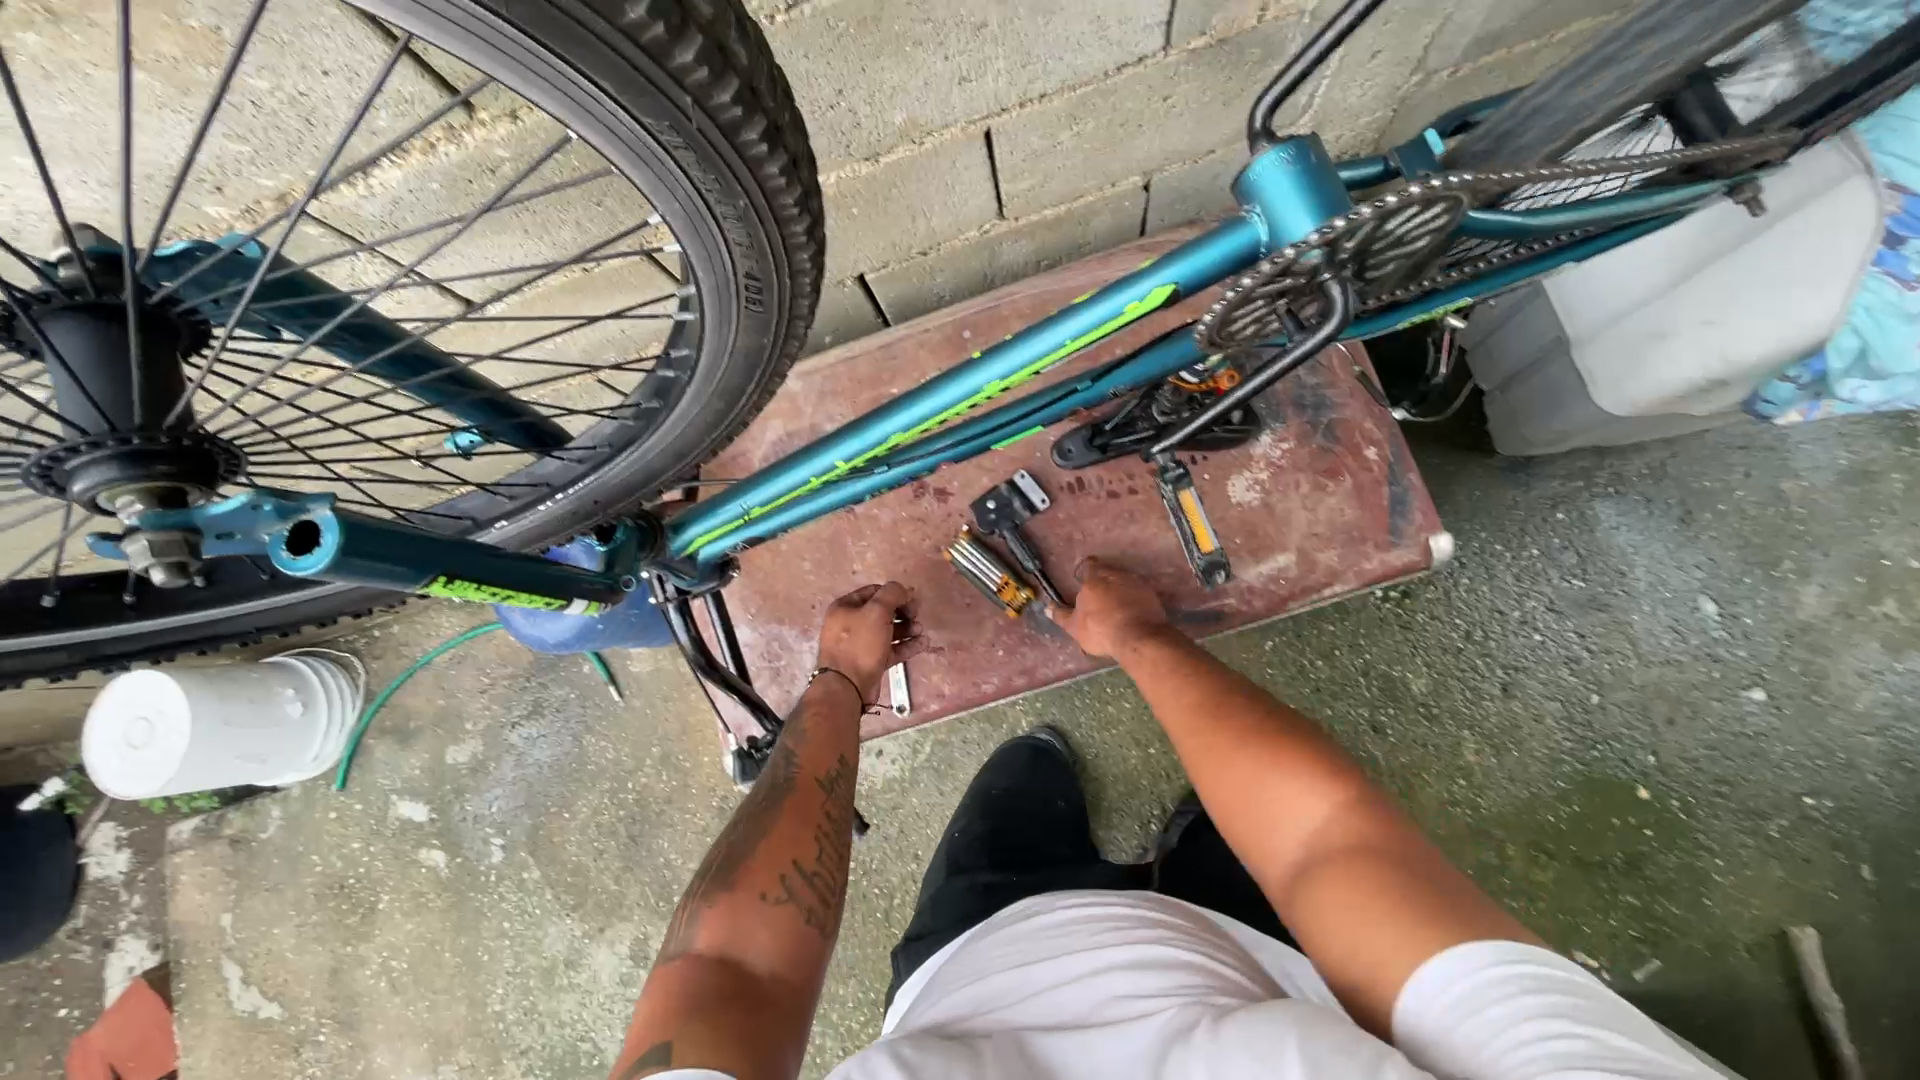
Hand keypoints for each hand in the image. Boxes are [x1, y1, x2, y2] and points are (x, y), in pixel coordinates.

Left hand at [814, 581, 921, 703]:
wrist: (847, 687)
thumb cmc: (860, 644)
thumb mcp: (877, 611)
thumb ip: (892, 594)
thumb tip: (903, 589)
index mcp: (845, 607)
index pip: (874, 592)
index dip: (894, 593)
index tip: (912, 599)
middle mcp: (850, 624)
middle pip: (882, 612)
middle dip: (902, 612)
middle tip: (916, 615)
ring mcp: (860, 645)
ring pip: (887, 631)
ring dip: (906, 629)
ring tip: (920, 630)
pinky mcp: (869, 662)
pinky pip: (890, 649)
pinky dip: (905, 646)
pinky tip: (922, 643)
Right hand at [1047, 557, 1175, 659]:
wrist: (1139, 637)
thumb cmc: (1100, 629)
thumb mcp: (1074, 627)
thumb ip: (1061, 615)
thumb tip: (1046, 607)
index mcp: (1094, 579)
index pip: (1088, 565)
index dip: (1084, 572)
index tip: (1082, 581)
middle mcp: (1115, 575)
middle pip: (1107, 573)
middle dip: (1102, 583)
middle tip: (1098, 600)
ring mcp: (1135, 584)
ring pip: (1123, 583)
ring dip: (1119, 592)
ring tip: (1115, 610)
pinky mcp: (1151, 595)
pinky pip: (1137, 594)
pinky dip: (1132, 601)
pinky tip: (1130, 615)